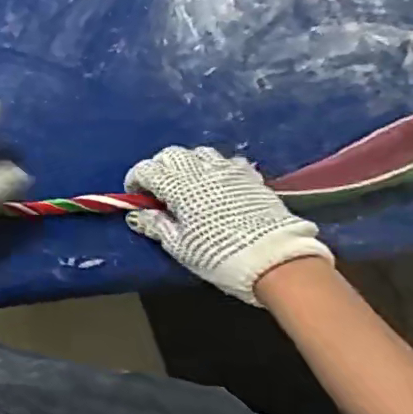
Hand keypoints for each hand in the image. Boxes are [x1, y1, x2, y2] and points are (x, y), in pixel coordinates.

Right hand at [123, 145, 331, 305]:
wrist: (276, 260)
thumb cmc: (217, 254)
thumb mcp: (178, 245)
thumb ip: (156, 224)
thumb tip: (140, 214)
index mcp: (177, 187)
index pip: (145, 169)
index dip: (135, 181)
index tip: (137, 197)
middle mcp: (200, 172)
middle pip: (171, 154)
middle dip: (159, 168)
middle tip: (159, 189)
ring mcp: (228, 172)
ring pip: (199, 153)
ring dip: (188, 164)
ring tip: (189, 184)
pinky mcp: (251, 178)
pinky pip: (228, 162)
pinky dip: (216, 169)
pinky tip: (218, 185)